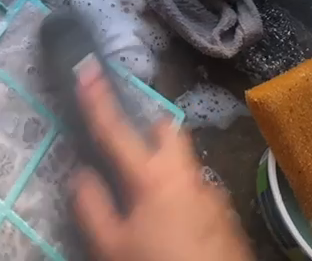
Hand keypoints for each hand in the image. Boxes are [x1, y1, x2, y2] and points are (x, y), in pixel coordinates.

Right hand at [71, 60, 251, 260]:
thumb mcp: (111, 246)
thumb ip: (92, 206)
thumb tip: (82, 174)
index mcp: (151, 177)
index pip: (115, 127)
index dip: (97, 97)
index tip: (88, 69)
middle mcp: (185, 176)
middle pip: (168, 131)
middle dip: (150, 130)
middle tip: (132, 148)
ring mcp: (212, 196)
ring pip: (186, 165)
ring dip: (168, 170)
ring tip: (153, 203)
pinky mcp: (230, 220)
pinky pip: (201, 195)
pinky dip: (185, 200)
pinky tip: (178, 228)